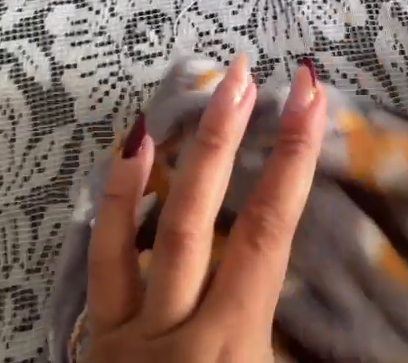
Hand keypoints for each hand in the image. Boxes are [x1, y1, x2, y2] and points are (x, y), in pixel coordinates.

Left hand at [85, 57, 325, 362]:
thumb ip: (289, 335)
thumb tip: (308, 271)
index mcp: (235, 341)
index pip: (269, 232)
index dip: (292, 160)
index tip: (309, 98)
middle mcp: (182, 324)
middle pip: (203, 213)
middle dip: (229, 136)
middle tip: (246, 72)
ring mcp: (132, 323)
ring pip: (158, 225)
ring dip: (185, 152)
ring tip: (208, 90)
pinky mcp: (98, 331)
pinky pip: (104, 256)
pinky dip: (117, 197)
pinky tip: (133, 143)